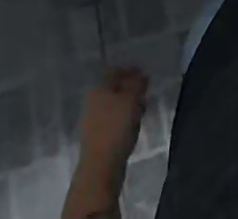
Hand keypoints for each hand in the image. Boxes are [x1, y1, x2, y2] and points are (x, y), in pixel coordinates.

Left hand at [63, 66, 148, 218]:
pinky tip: (133, 125)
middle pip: (113, 88)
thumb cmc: (116, 127)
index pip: (113, 71)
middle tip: (145, 92)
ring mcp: (93, 121)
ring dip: (128, 104)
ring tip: (142, 110)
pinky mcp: (97, 137)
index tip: (144, 75)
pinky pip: (113, 120)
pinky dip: (124, 119)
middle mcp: (92, 102)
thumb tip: (140, 75)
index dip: (129, 70)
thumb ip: (137, 84)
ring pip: (114, 105)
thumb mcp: (131, 99)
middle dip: (130, 88)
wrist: (100, 166)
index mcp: (98, 89)